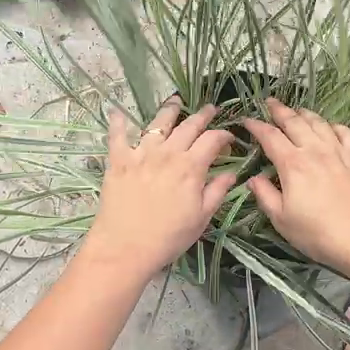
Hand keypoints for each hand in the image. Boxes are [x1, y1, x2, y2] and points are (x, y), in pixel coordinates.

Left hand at [80, 98, 235, 282]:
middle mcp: (167, 153)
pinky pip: (117, 136)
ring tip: (175, 101)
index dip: (224, 135)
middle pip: (188, 126)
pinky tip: (117, 112)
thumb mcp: (201, 218)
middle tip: (210, 109)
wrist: (125, 247)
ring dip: (169, 110)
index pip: (212, 140)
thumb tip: (232, 174)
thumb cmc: (168, 237)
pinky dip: (118, 122)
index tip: (229, 138)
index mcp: (191, 167)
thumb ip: (217, 192)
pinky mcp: (118, 161)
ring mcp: (141, 154)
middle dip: (202, 115)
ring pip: (157, 123)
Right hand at [242, 99, 349, 275]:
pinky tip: (330, 128)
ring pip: (320, 123)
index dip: (256, 126)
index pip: (270, 137)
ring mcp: (339, 152)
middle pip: (295, 122)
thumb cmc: (318, 233)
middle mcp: (315, 151)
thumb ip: (265, 196)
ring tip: (297, 110)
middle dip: (279, 110)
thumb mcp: (282, 220)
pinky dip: (334, 126)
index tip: (246, 120)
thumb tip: (254, 179)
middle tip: (269, 103)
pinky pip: (345, 133)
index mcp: (293, 164)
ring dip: (305, 114)